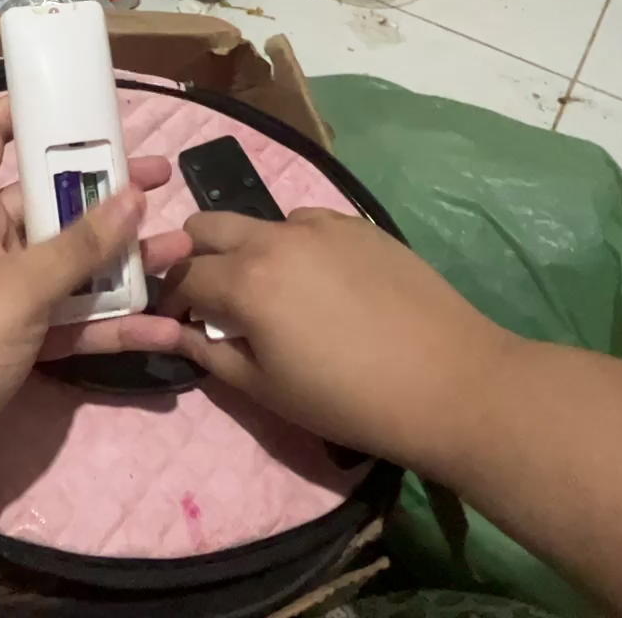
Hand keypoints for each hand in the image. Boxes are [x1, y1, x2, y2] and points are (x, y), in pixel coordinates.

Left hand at [0, 98, 185, 469]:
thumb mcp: (16, 288)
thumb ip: (78, 246)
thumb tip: (132, 197)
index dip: (22, 112)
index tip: (76, 103)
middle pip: (48, 205)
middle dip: (104, 197)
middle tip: (163, 182)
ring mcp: (2, 296)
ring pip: (70, 267)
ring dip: (122, 264)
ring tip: (183, 252)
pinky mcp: (18, 342)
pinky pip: (70, 321)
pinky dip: (110, 324)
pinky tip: (164, 328)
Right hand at [157, 208, 515, 467]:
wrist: (454, 384)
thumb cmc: (349, 399)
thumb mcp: (265, 389)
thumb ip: (209, 354)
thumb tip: (176, 331)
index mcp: (244, 281)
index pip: (180, 274)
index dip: (168, 297)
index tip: (176, 318)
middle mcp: (272, 238)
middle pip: (204, 225)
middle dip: (192, 255)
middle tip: (213, 293)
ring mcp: (317, 225)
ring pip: (255, 222)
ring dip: (246, 250)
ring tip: (275, 291)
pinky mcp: (354, 224)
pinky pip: (303, 223)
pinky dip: (293, 246)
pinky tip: (323, 282)